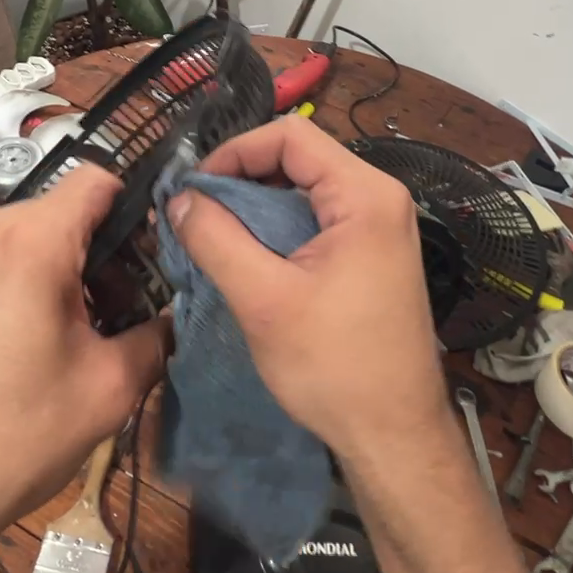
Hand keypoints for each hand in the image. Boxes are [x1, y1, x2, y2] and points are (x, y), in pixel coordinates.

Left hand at [0, 166, 168, 572]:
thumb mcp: (109, 389)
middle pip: (57, 210)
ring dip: (49, 265)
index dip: (130, 207)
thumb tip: (171, 317)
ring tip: (58, 329)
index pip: (94, 179)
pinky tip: (8, 341)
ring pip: (18, 234)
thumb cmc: (16, 434)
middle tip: (108, 308)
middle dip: (92, 249)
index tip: (143, 255)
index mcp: (30, 241)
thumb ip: (156, 336)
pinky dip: (7, 280)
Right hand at [166, 118, 523, 572]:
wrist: (395, 436)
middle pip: (298, 156)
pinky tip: (247, 252)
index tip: (195, 187)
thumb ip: (216, 239)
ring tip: (214, 231)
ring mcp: (379, 225)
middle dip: (242, 177)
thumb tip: (177, 199)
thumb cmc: (335, 366)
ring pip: (303, 187)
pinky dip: (276, 225)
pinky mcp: (371, 251)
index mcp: (365, 194)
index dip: (236, 151)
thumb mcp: (263, 300)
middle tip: (197, 210)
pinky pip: (315, 216)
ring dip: (255, 203)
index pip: (291, 136)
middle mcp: (379, 197)